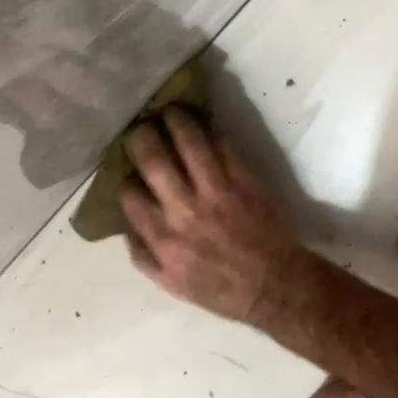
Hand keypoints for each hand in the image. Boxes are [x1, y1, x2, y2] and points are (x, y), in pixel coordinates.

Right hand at [119, 106, 304, 323]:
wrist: (272, 283)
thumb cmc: (220, 288)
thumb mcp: (171, 285)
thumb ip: (142, 255)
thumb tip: (125, 225)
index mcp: (162, 237)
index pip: (130, 193)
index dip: (126, 176)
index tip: (131, 168)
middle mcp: (184, 210)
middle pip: (153, 159)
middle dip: (142, 136)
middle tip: (142, 124)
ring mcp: (215, 191)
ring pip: (189, 141)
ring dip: (175, 119)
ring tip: (169, 109)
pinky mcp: (243, 179)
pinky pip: (222, 144)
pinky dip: (209, 129)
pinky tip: (201, 122)